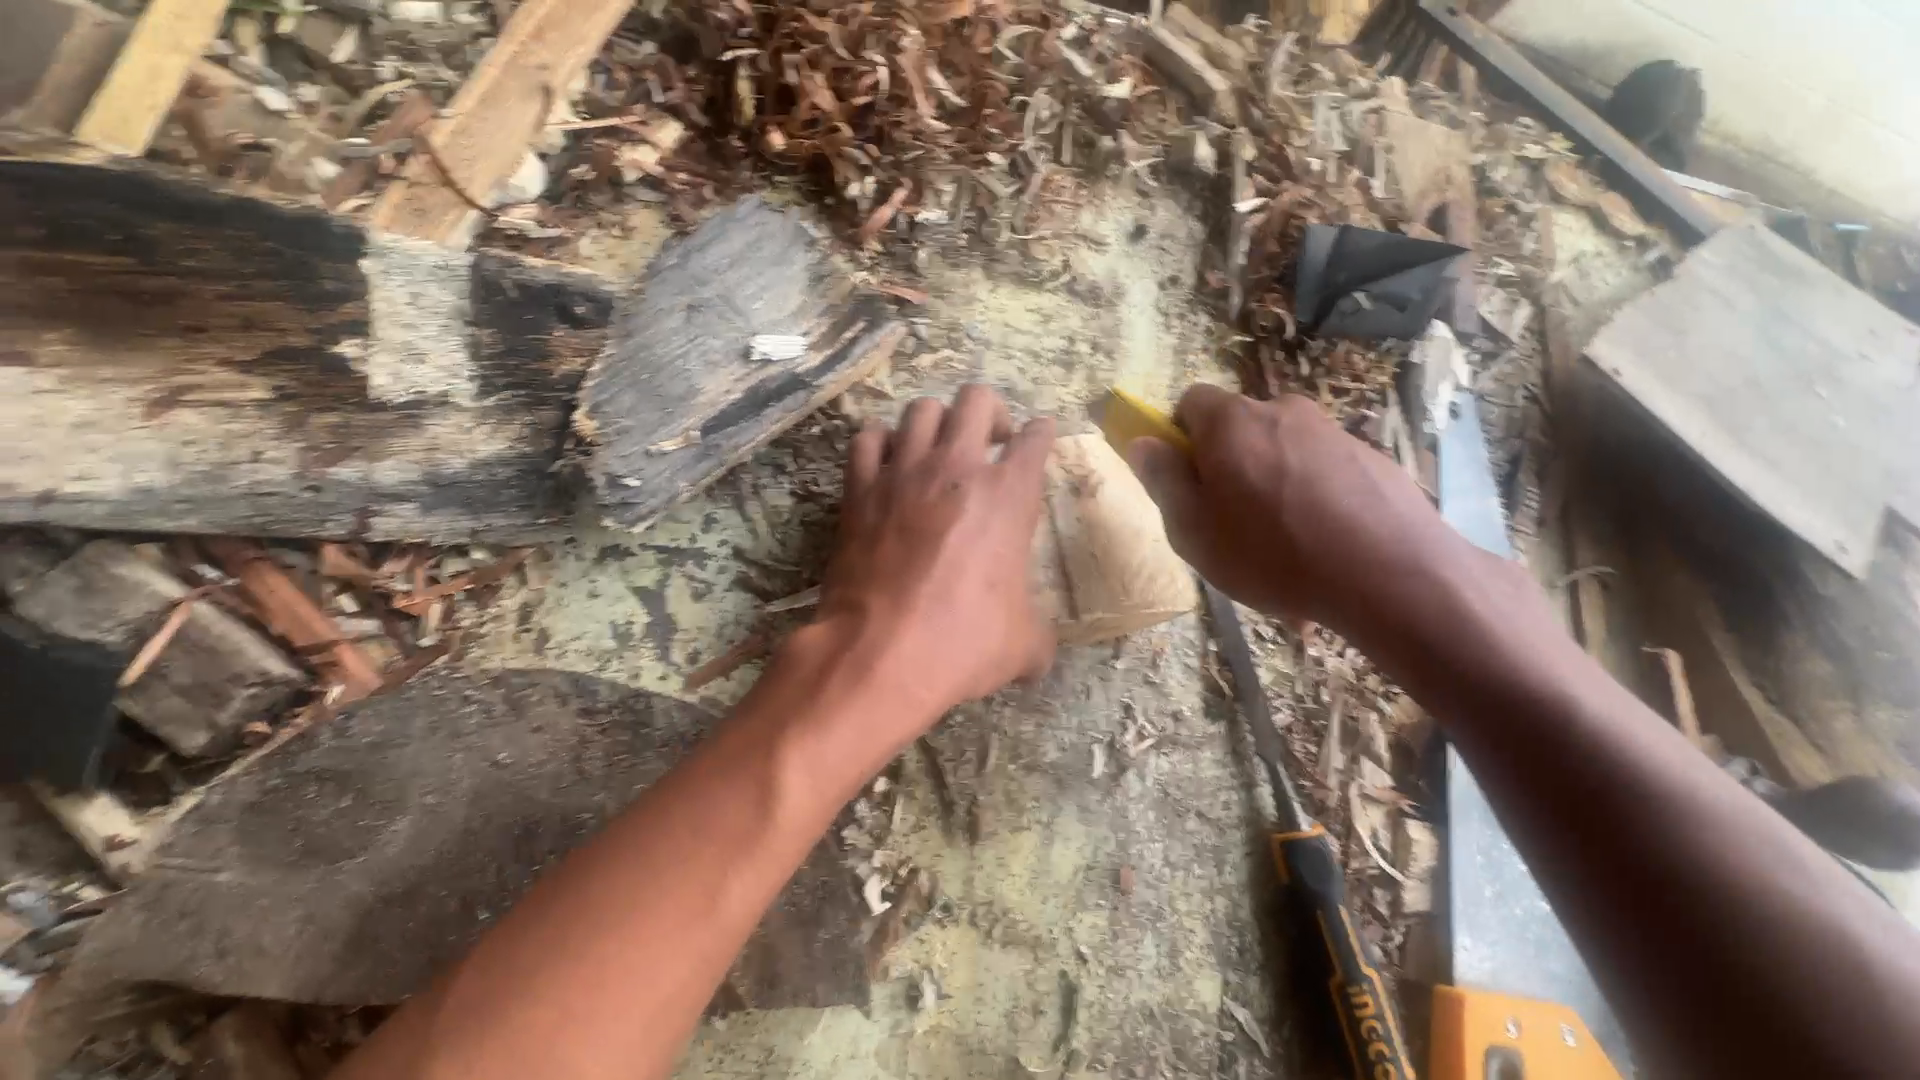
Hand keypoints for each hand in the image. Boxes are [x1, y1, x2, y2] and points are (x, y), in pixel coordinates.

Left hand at [815, 385, 1056, 718]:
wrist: (880, 654)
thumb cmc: (963, 644)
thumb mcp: (1024, 644)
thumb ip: (1038, 633)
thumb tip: (1039, 650)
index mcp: (1009, 496)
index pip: (1036, 439)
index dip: (1042, 434)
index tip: (1038, 438)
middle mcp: (957, 469)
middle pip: (976, 400)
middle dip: (990, 413)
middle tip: (990, 443)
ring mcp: (903, 473)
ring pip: (921, 409)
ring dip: (936, 422)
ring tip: (938, 450)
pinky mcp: (859, 490)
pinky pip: (867, 439)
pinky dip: (881, 443)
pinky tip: (887, 464)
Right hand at [1125, 385, 1462, 638]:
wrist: (1393, 574)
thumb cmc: (1273, 553)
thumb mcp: (1193, 531)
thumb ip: (1163, 480)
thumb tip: (1143, 443)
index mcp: (1232, 422)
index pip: (1191, 402)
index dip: (1181, 438)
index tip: (1187, 481)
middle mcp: (1282, 412)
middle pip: (1240, 427)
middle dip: (1229, 464)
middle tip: (1231, 523)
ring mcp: (1333, 432)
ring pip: (1284, 451)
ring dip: (1273, 485)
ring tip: (1283, 547)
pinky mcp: (1371, 459)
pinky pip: (1323, 473)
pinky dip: (1315, 500)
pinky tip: (1324, 550)